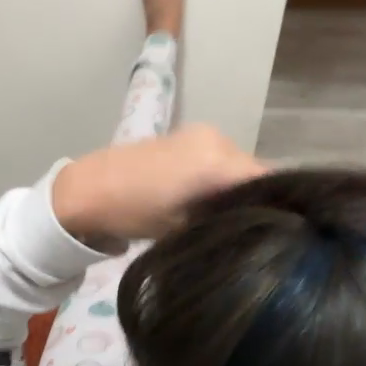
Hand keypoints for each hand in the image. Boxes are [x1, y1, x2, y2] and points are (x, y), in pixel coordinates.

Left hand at [52, 124, 267, 245]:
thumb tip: (252, 226)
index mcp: (217, 161)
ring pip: (237, 165)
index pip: (267, 182)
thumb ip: (224, 221)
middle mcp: (217, 139)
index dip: (276, 206)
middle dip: (256, 197)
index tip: (276, 230)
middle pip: (254, 171)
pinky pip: (220, 158)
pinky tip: (211, 200)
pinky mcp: (187, 136)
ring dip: (238, 187)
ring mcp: (202, 134)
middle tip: (252, 229)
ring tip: (228, 217)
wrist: (88, 189)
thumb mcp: (185, 227)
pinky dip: (221, 177)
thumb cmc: (134, 213)